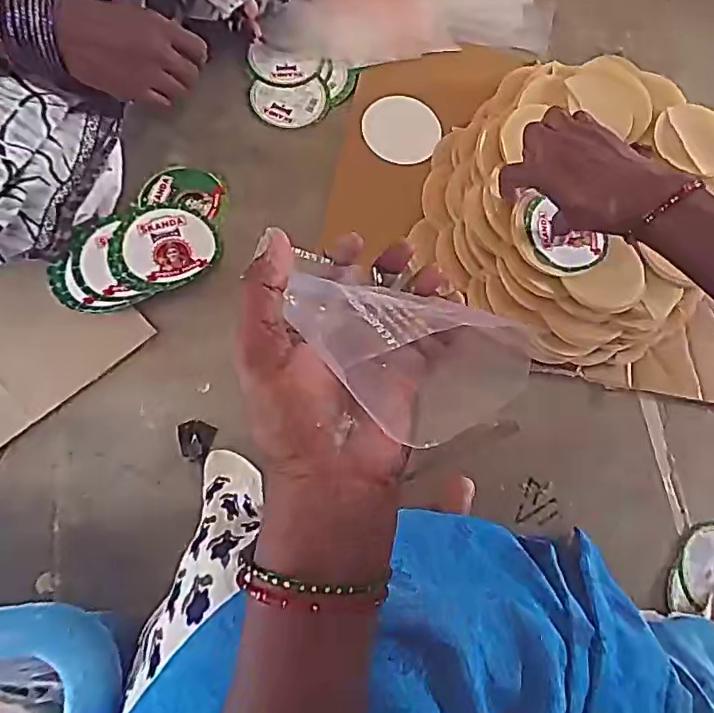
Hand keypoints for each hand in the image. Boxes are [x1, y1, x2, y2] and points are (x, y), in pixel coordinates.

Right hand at [56, 0, 207, 105]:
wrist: (61, 29)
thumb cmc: (91, 16)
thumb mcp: (135, 13)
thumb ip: (162, 29)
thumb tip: (177, 41)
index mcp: (162, 29)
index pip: (199, 49)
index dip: (198, 55)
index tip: (196, 58)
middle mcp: (160, 52)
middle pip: (193, 73)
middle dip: (189, 73)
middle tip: (182, 73)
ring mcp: (149, 74)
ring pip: (181, 90)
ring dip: (177, 88)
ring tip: (168, 83)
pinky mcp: (135, 91)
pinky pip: (162, 101)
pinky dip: (161, 98)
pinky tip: (154, 91)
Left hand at [236, 228, 449, 498]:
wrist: (332, 474)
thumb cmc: (291, 414)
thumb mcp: (260, 352)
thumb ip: (262, 295)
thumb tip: (275, 238)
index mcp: (311, 329)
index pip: (328, 282)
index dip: (341, 258)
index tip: (355, 241)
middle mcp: (347, 337)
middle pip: (374, 288)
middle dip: (390, 264)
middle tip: (404, 250)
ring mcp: (383, 355)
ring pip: (407, 308)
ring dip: (423, 287)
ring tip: (435, 277)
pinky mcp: (412, 375)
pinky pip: (433, 340)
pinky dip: (447, 322)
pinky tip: (453, 307)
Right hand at [498, 107, 693, 235]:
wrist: (640, 194)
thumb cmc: (603, 209)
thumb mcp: (574, 221)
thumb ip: (560, 221)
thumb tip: (557, 228)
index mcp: (538, 169)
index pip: (510, 174)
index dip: (507, 186)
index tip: (512, 193)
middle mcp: (552, 145)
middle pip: (529, 135)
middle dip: (531, 149)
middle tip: (539, 166)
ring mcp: (575, 131)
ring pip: (551, 117)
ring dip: (550, 130)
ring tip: (557, 147)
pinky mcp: (597, 127)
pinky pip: (578, 117)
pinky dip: (576, 126)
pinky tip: (582, 142)